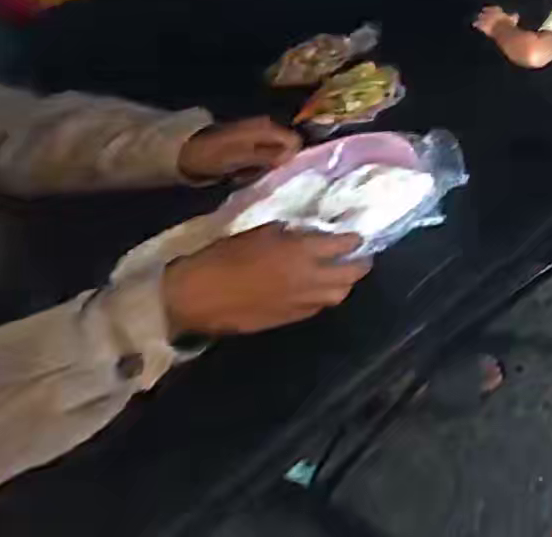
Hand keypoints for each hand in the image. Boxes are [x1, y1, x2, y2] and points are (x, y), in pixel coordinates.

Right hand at [160, 224, 369, 335]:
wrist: (190, 296)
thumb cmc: (224, 256)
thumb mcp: (264, 232)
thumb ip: (295, 234)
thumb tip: (310, 234)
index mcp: (304, 251)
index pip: (346, 244)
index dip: (354, 239)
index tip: (355, 237)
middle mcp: (310, 277)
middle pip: (353, 273)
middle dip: (361, 264)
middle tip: (358, 257)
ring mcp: (299, 301)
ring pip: (339, 295)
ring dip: (343, 284)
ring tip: (339, 276)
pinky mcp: (285, 319)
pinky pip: (315, 309)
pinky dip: (321, 299)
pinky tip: (315, 292)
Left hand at [178, 117, 300, 181]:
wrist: (181, 151)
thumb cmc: (212, 154)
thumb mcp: (241, 157)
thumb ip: (268, 156)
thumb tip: (292, 157)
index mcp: (269, 128)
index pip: (296, 141)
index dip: (290, 157)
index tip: (274, 170)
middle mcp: (268, 126)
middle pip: (286, 148)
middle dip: (275, 163)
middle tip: (256, 174)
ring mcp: (259, 133)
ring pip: (275, 153)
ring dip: (262, 166)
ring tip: (244, 174)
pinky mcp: (250, 141)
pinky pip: (263, 154)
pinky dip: (254, 164)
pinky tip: (240, 170)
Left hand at [474, 5, 518, 36]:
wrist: (502, 30)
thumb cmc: (509, 24)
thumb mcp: (513, 19)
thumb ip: (513, 17)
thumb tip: (516, 15)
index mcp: (498, 10)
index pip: (493, 8)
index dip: (491, 9)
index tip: (490, 9)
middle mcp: (490, 12)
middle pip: (485, 11)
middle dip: (484, 12)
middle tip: (482, 13)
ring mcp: (485, 18)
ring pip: (480, 16)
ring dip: (479, 17)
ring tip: (477, 18)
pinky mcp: (482, 25)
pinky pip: (477, 24)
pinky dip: (476, 24)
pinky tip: (474, 24)